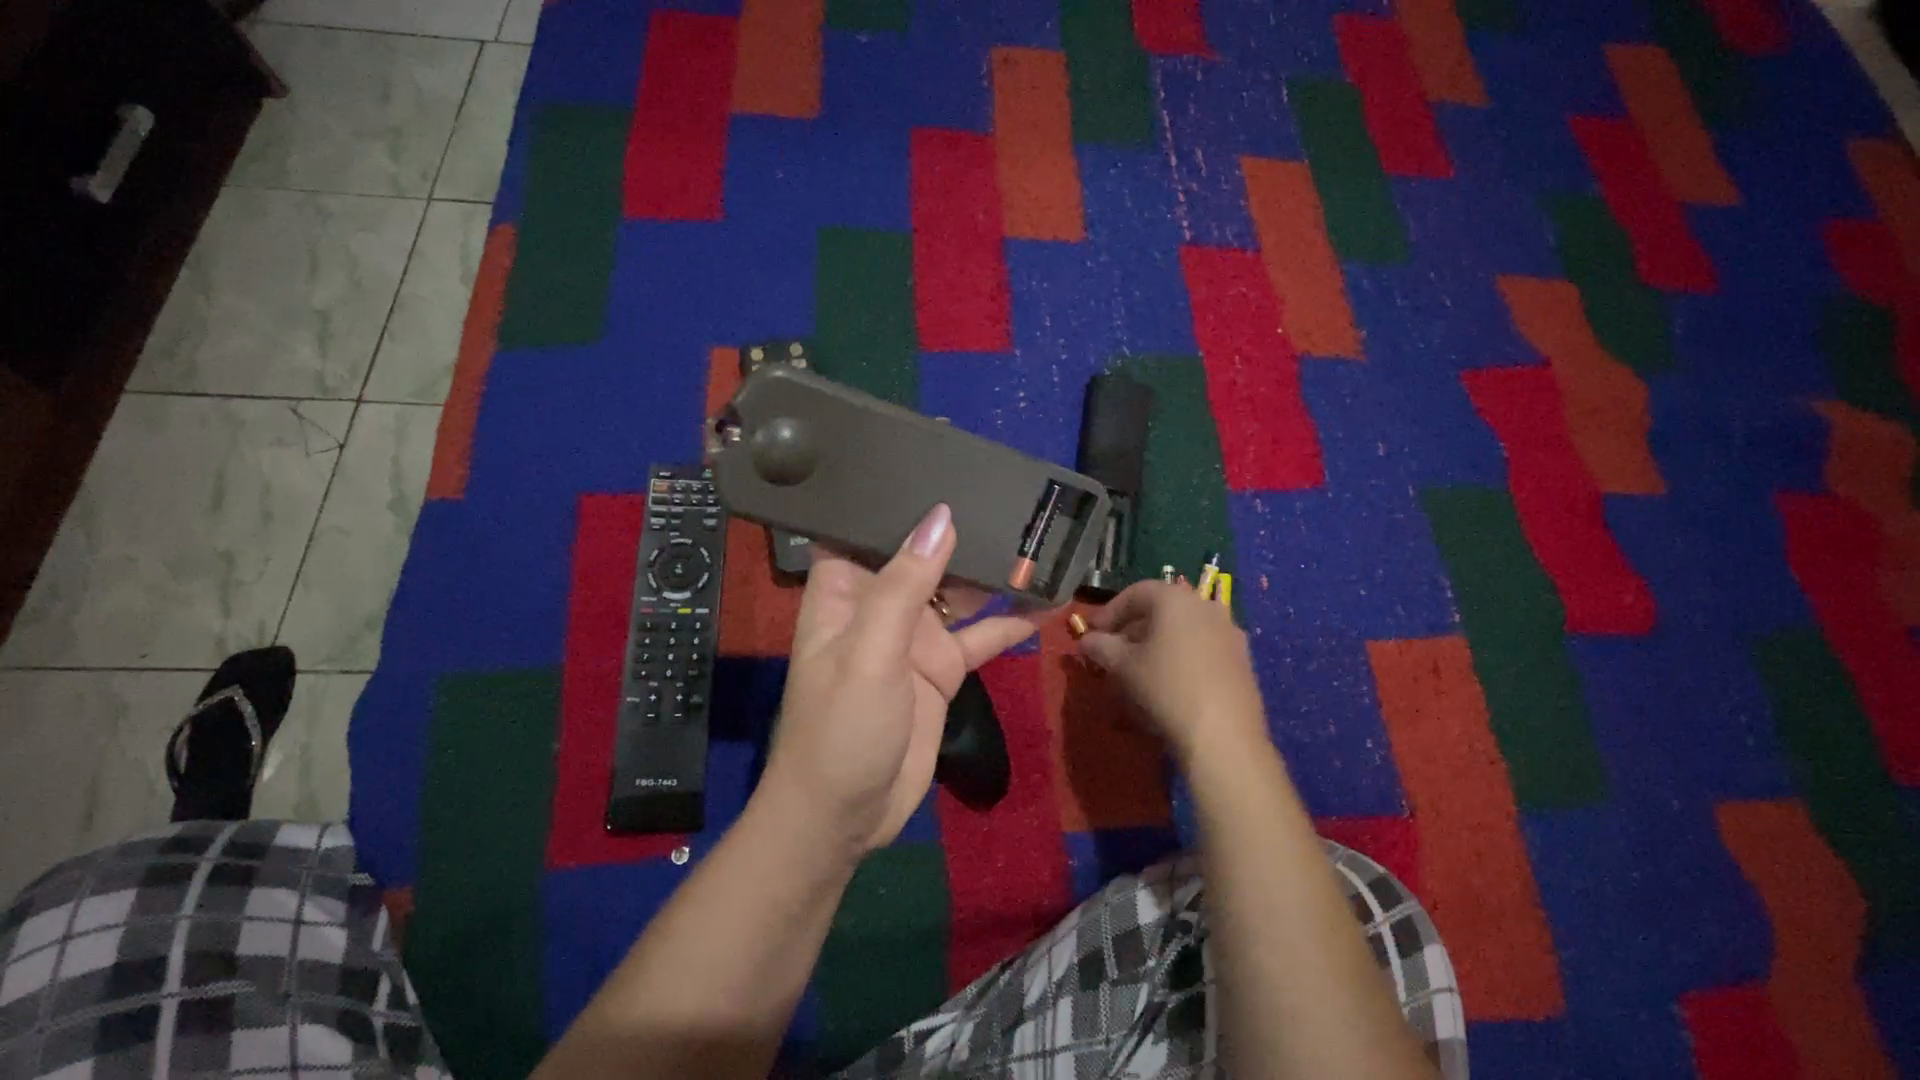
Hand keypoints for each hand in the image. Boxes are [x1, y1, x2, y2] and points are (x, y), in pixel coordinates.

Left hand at [759, 504, 1038, 857]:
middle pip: (921, 555)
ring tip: (1038, 538)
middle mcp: (878, 606)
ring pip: (958, 592)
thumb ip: (904, 585)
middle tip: (1010, 492)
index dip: (894, 496)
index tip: (939, 457)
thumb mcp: (869, 651)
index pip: (864, 528)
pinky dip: (1010, 624)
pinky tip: (1046, 604)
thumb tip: (940, 517)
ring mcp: (913, 639)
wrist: (848, 815)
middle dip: (959, 529)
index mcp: (844, 591)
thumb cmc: (841, 728)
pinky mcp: (940, 671)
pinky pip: (980, 638)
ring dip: (991, 572)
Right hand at [1078, 580, 1267, 763]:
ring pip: (1184, 629)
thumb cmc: (1166, 687)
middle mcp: (1206, 606)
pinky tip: (1171, 682)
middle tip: (1114, 652)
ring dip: (1158, 643)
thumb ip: (1101, 647)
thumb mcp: (1123, 666)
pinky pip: (1203, 647)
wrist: (1223, 733)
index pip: (1136, 593)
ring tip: (1140, 669)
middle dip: (1133, 628)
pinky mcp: (1242, 659)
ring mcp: (1230, 632)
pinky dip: (1182, 656)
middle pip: (1162, 609)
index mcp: (1176, 599)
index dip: (1109, 612)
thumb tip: (1087, 640)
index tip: (1093, 633)